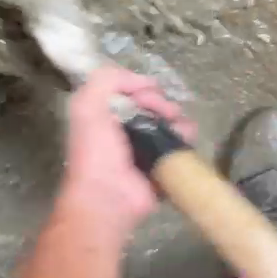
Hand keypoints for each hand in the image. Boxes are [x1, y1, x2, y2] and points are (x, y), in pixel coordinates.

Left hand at [59, 67, 193, 241]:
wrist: (108, 197)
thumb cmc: (96, 151)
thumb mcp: (88, 105)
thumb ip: (107, 80)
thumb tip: (144, 80)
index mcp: (104, 117)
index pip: (129, 94)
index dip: (143, 89)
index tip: (151, 93)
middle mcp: (124, 133)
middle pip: (152, 109)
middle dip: (164, 105)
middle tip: (169, 112)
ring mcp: (144, 152)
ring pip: (169, 128)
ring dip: (180, 122)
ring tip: (182, 127)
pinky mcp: (161, 169)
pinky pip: (179, 150)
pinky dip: (186, 142)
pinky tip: (188, 140)